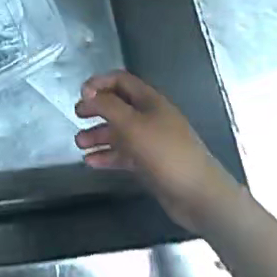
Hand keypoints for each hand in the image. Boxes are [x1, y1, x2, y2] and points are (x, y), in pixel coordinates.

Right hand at [75, 70, 240, 234]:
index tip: (81, 94)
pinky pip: (124, 155)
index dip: (99, 83)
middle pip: (118, 106)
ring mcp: (151, 141)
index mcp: (149, 100)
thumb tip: (89, 93)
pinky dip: (107, 156)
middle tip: (77, 115)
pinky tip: (91, 162)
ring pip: (119, 132)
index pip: (120, 80)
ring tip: (79, 144)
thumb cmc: (165, 152)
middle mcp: (150, 117)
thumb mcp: (132, 124)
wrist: (200, 196)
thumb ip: (107, 105)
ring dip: (98, 135)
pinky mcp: (150, 164)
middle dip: (96, 109)